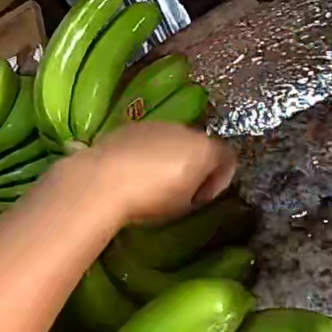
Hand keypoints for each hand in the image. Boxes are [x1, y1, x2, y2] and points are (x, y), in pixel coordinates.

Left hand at [58, 122, 236, 227]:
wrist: (102, 180)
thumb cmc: (151, 199)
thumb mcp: (183, 206)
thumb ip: (197, 193)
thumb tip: (193, 189)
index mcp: (206, 149)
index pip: (228, 159)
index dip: (220, 181)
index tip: (202, 199)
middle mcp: (185, 130)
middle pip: (200, 146)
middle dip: (195, 167)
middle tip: (181, 192)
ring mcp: (157, 124)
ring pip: (173, 140)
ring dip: (171, 157)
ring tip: (154, 182)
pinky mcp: (131, 126)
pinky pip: (149, 139)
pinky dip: (148, 152)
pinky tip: (134, 172)